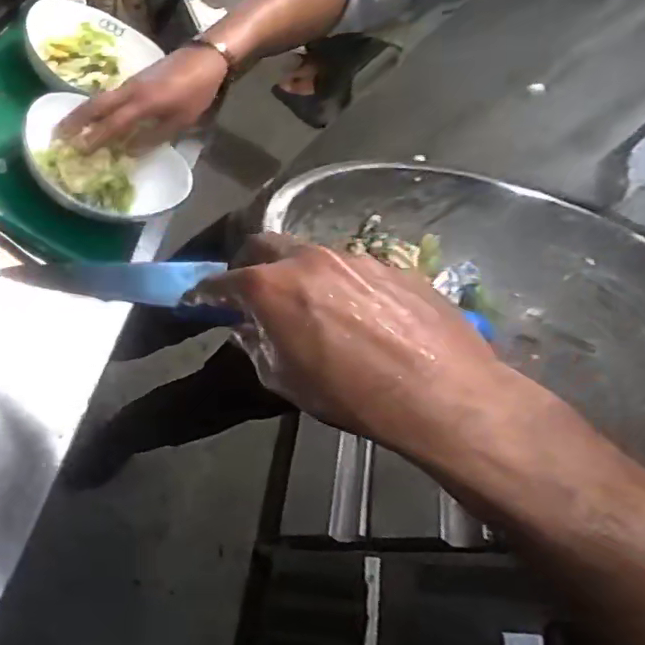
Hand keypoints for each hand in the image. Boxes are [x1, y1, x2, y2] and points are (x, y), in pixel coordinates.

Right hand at [56, 44, 229, 152]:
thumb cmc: (197, 90)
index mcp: (143, 103)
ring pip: (98, 98)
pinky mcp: (132, 79)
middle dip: (74, 120)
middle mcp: (130, 91)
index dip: (94, 138)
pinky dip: (94, 107)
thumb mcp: (181, 120)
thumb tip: (128, 152)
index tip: (77, 151)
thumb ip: (154, 137)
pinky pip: (107, 95)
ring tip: (67, 125)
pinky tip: (91, 115)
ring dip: (81, 112)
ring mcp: (129, 83)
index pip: (112, 124)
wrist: (206, 57)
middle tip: (57, 134)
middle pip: (95, 106)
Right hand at [190, 234, 530, 451]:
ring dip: (297, 274)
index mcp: (268, 285)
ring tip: (312, 306)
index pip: (220, 281)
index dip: (203, 293)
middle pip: (262, 245)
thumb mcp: (283, 379)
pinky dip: (340, 285)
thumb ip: (255, 346)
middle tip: (251, 292)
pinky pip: (352, 270)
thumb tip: (247, 330)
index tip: (197, 301)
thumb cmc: (350, 394)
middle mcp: (306, 259)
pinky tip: (358, 315)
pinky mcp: (395, 268)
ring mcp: (353, 259)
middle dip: (248, 265)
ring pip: (309, 255)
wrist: (448, 398)